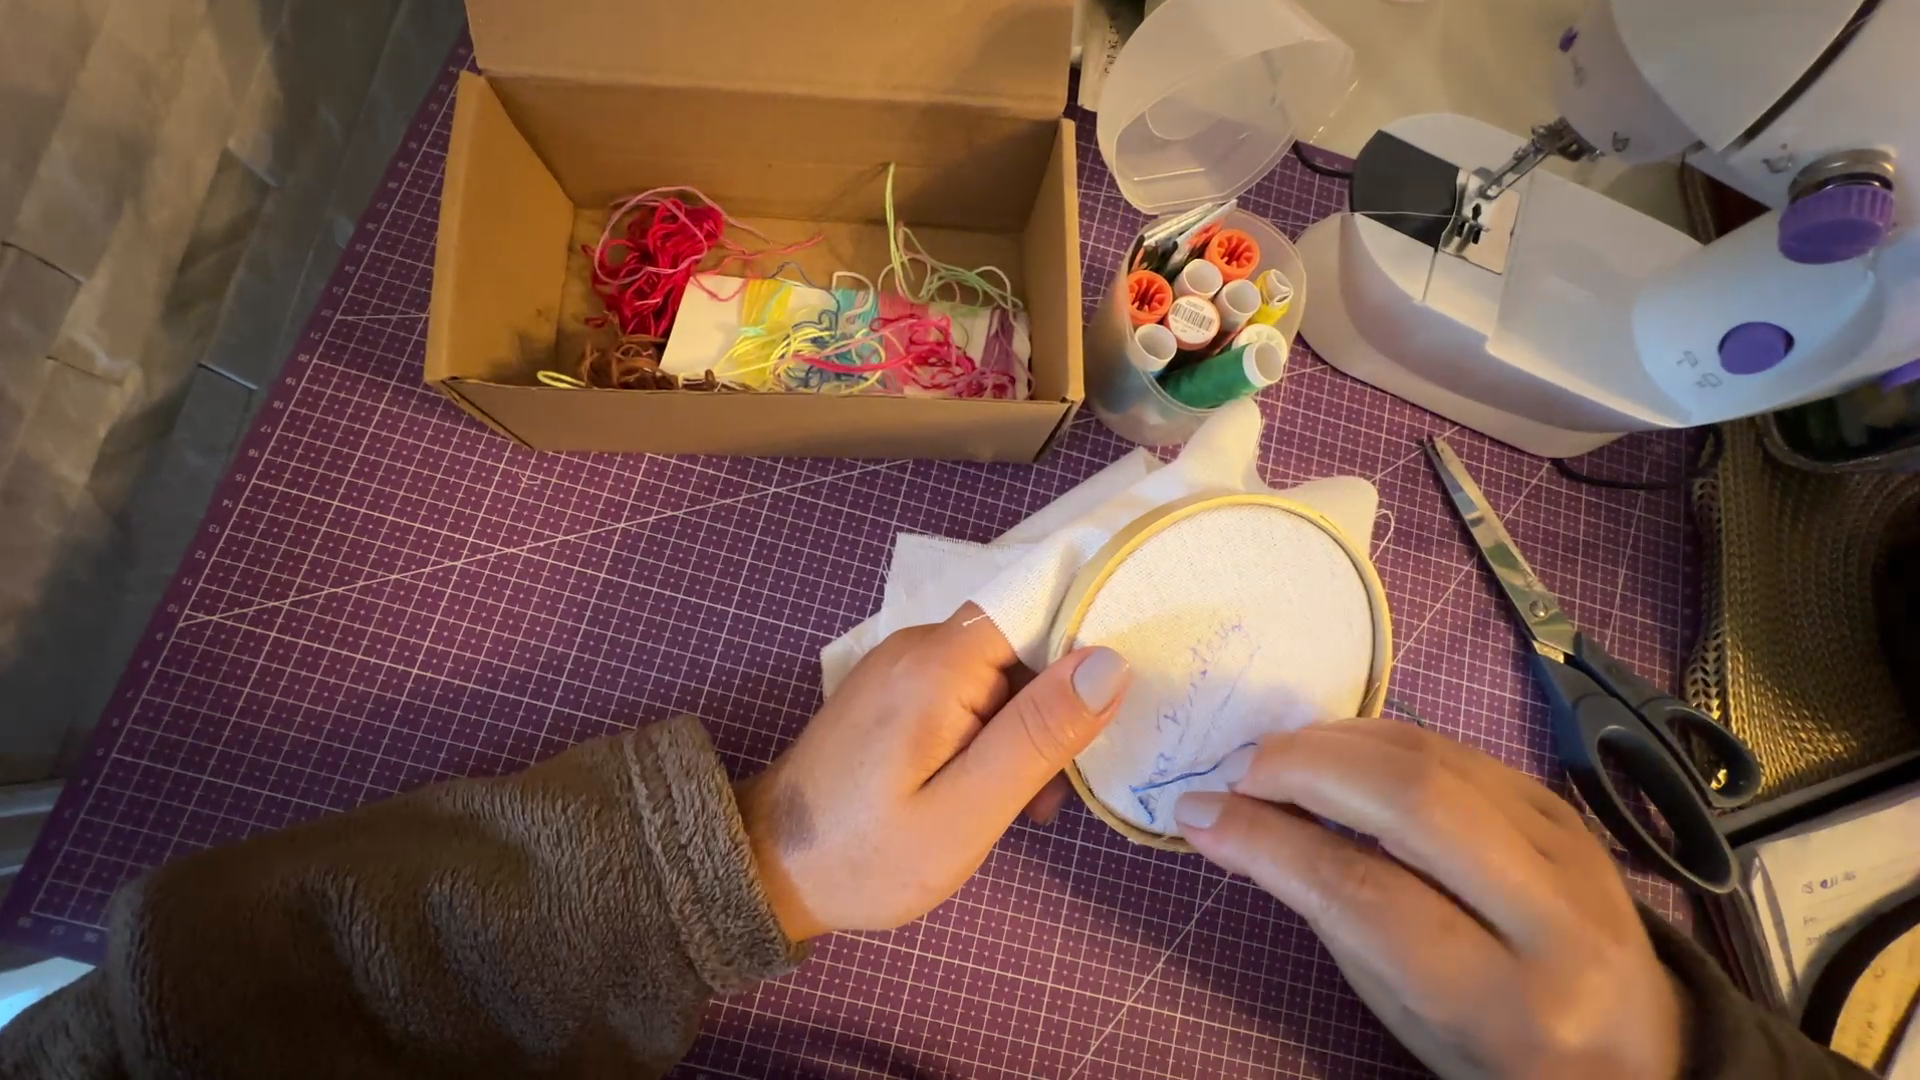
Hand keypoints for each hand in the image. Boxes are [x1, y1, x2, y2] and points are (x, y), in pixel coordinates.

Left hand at [738, 604, 1130, 940]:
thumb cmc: (868, 853)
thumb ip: (1037, 734)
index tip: (1121, 691)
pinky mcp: (896, 693)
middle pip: (1019, 644)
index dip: (1083, 634)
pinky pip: (965, 691)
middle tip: (1055, 787)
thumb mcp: (966, 810)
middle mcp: (920, 646)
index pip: (1032, 603)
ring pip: (997, 673)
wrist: (767, 870)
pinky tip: (989, 788)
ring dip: (1023, 728)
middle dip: (1053, 706)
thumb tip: (1108, 662)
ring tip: (1024, 803)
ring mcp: (903, 667)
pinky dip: (990, 732)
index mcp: (938, 662)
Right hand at [1174, 718, 1684, 1079]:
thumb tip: (1221, 817)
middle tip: (1240, 772)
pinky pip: (1448, 747)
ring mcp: (1569, 846)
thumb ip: (1319, 901)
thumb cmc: (1482, 1042)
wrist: (1628, 1043)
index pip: (1365, 895)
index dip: (1268, 842)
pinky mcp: (1559, 804)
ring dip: (1331, 742)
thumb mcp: (1394, 1002)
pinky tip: (1330, 750)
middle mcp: (1559, 916)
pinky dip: (1370, 737)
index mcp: (1511, 1004)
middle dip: (1303, 768)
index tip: (1196, 812)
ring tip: (1275, 758)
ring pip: (1429, 757)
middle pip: (1410, 802)